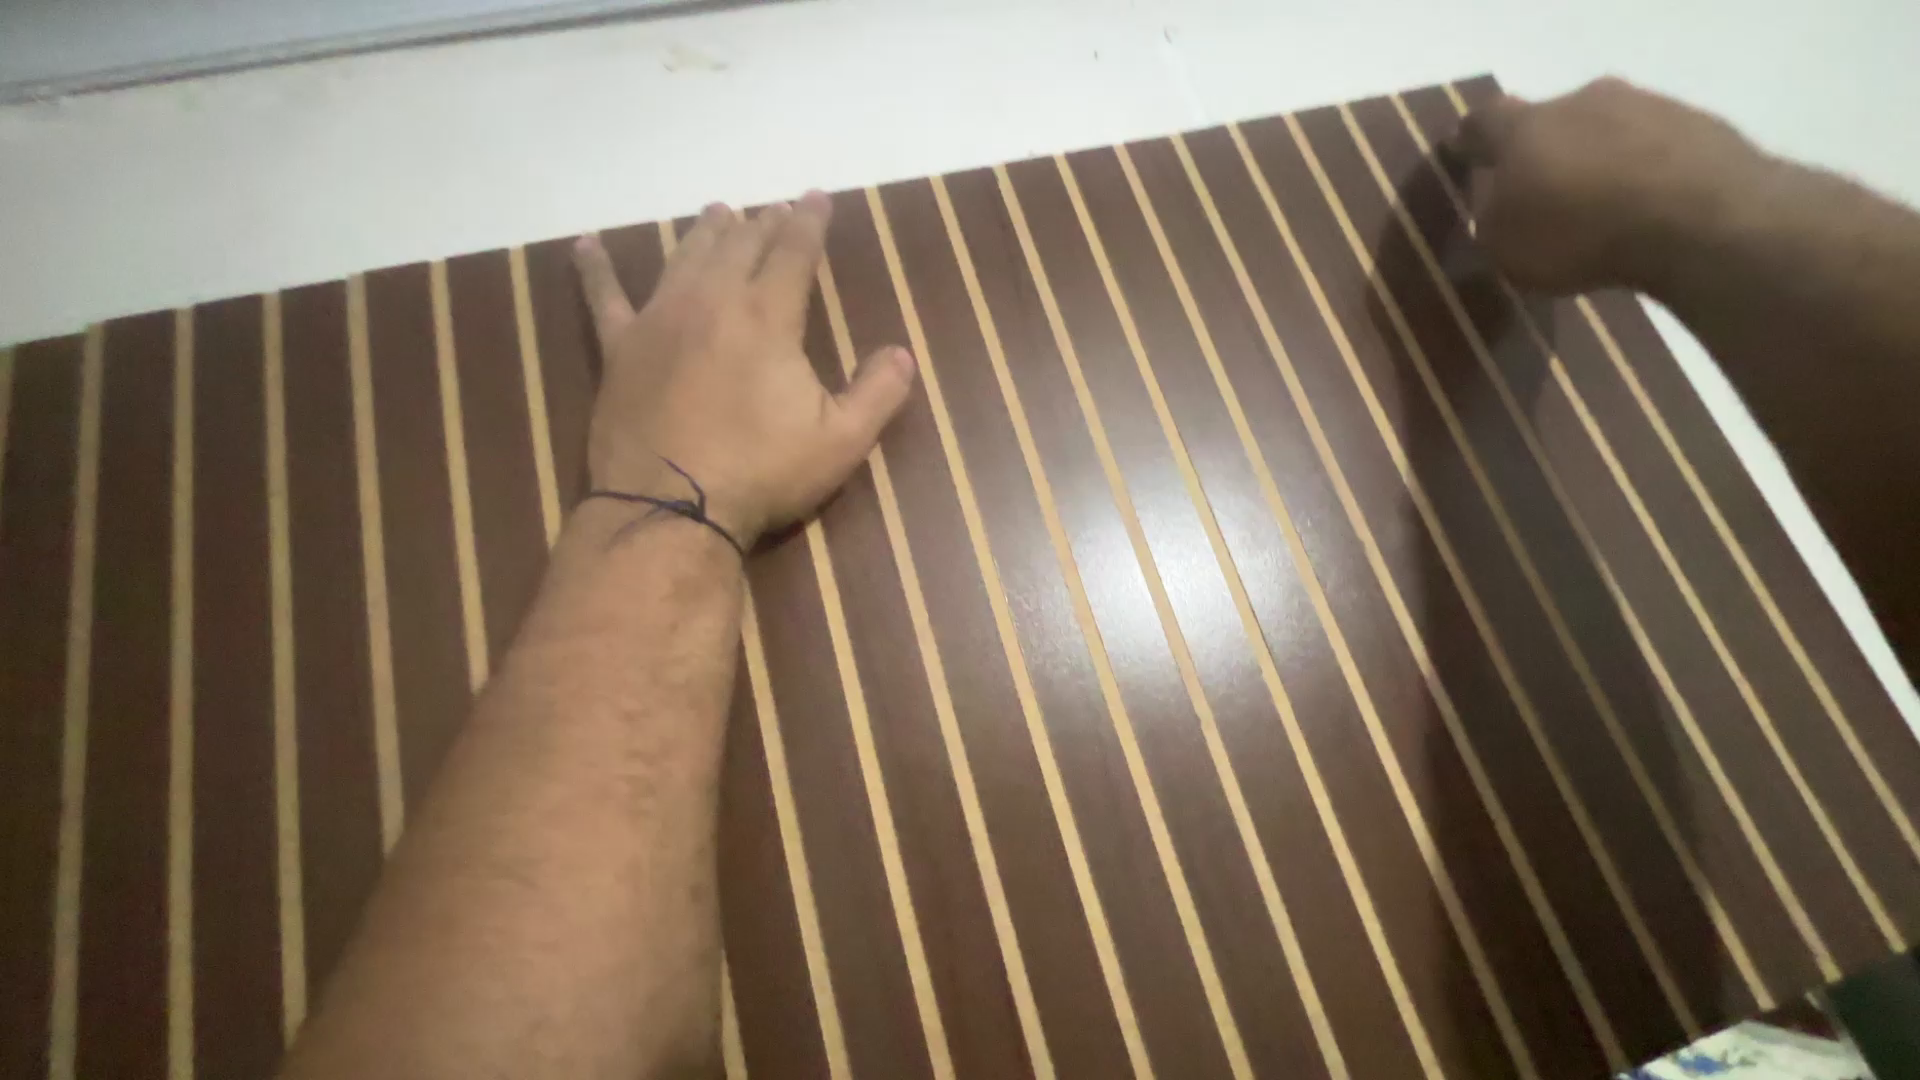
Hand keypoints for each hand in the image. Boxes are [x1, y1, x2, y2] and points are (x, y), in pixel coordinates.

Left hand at [572, 193, 916, 548]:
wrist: (670, 506)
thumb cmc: (762, 473)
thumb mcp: (841, 442)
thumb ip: (878, 393)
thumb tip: (903, 353)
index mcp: (767, 318)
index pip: (793, 252)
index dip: (809, 221)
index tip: (817, 196)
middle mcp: (711, 301)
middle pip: (739, 246)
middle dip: (762, 222)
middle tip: (773, 209)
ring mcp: (658, 321)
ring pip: (684, 258)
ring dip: (705, 233)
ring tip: (718, 213)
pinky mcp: (619, 350)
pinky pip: (604, 297)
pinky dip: (597, 269)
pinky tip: (587, 245)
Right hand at [1454, 77, 1768, 292]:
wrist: (1700, 219)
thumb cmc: (1575, 234)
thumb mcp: (1501, 246)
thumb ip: (1491, 218)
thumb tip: (1498, 205)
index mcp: (1523, 128)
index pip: (1481, 120)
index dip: (1469, 140)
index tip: (1462, 158)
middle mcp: (1582, 101)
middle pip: (1545, 122)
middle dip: (1535, 153)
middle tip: (1532, 194)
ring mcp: (1645, 104)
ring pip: (1599, 131)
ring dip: (1588, 161)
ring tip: (1589, 207)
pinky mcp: (1696, 122)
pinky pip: (1646, 147)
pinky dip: (1632, 171)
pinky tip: (1633, 209)